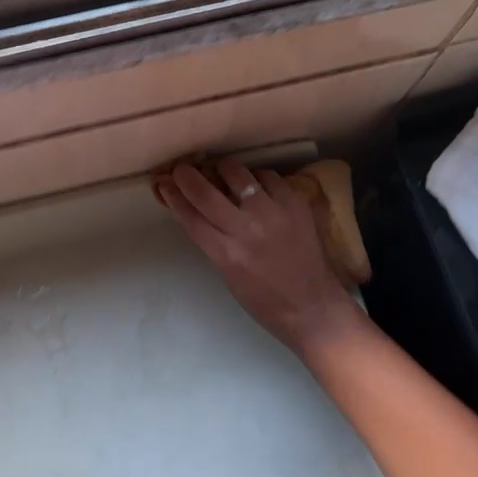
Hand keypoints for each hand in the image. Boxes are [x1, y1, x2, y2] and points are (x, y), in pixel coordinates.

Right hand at [156, 161, 362, 354]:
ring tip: (222, 172)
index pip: (190, 216)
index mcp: (226, 254)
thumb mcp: (228, 274)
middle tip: (182, 168)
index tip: (163, 183)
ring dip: (224, 170)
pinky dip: (257, 178)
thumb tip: (195, 210)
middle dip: (187, 175)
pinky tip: (256, 185)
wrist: (314, 308)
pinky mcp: (295, 203)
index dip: (173, 196)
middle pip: (205, 191)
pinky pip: (268, 177)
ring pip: (238, 173)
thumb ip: (212, 241)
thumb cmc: (265, 301)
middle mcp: (247, 229)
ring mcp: (273, 213)